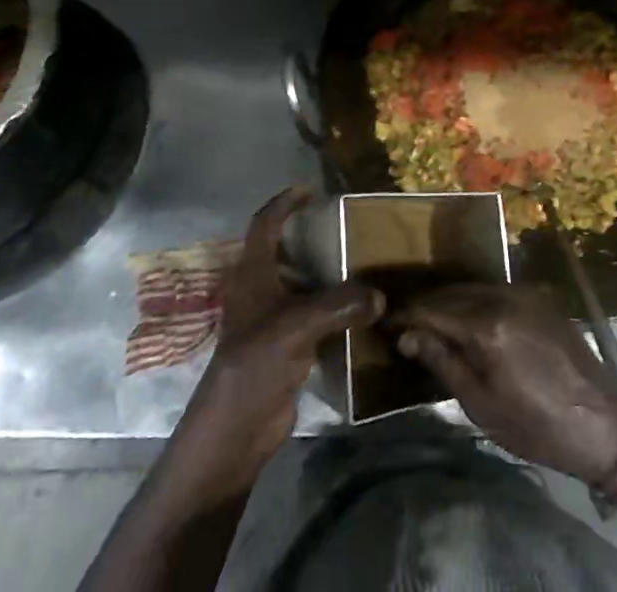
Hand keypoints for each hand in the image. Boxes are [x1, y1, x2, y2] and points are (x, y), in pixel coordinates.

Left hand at [169, 188, 383, 493]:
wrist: (237, 427)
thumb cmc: (255, 365)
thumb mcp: (296, 328)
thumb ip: (338, 306)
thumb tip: (379, 295)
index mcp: (252, 275)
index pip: (264, 225)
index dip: (283, 204)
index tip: (308, 189)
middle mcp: (260, 291)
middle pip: (284, 253)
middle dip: (311, 238)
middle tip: (347, 229)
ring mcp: (272, 321)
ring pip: (301, 286)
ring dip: (326, 276)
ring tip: (362, 266)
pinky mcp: (286, 347)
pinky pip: (313, 317)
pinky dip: (333, 310)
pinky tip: (361, 312)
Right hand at [393, 284, 616, 484]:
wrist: (606, 426)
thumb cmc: (536, 426)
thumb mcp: (480, 404)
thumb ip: (441, 361)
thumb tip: (406, 335)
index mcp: (486, 326)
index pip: (429, 309)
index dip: (403, 316)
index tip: (384, 325)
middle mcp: (502, 297)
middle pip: (448, 293)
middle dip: (423, 306)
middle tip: (404, 326)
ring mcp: (524, 294)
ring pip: (470, 288)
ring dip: (447, 302)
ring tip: (430, 323)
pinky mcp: (539, 298)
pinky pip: (493, 291)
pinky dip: (472, 301)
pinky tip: (466, 320)